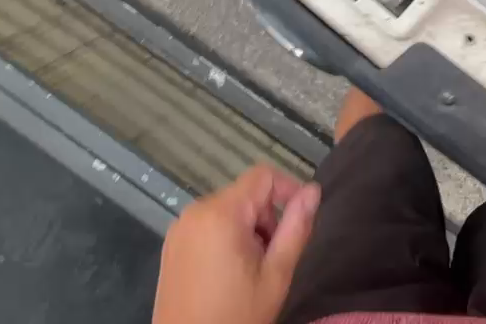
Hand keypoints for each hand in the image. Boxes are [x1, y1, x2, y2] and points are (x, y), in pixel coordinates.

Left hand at [154, 165, 319, 323]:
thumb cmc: (235, 317)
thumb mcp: (276, 275)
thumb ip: (297, 227)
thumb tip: (314, 190)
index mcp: (221, 213)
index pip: (263, 176)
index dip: (288, 190)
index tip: (300, 221)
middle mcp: (196, 211)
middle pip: (246, 193)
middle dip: (267, 218)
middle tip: (273, 257)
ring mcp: (180, 228)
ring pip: (229, 208)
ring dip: (248, 228)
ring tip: (252, 269)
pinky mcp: (171, 245)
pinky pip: (209, 224)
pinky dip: (226, 237)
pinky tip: (229, 273)